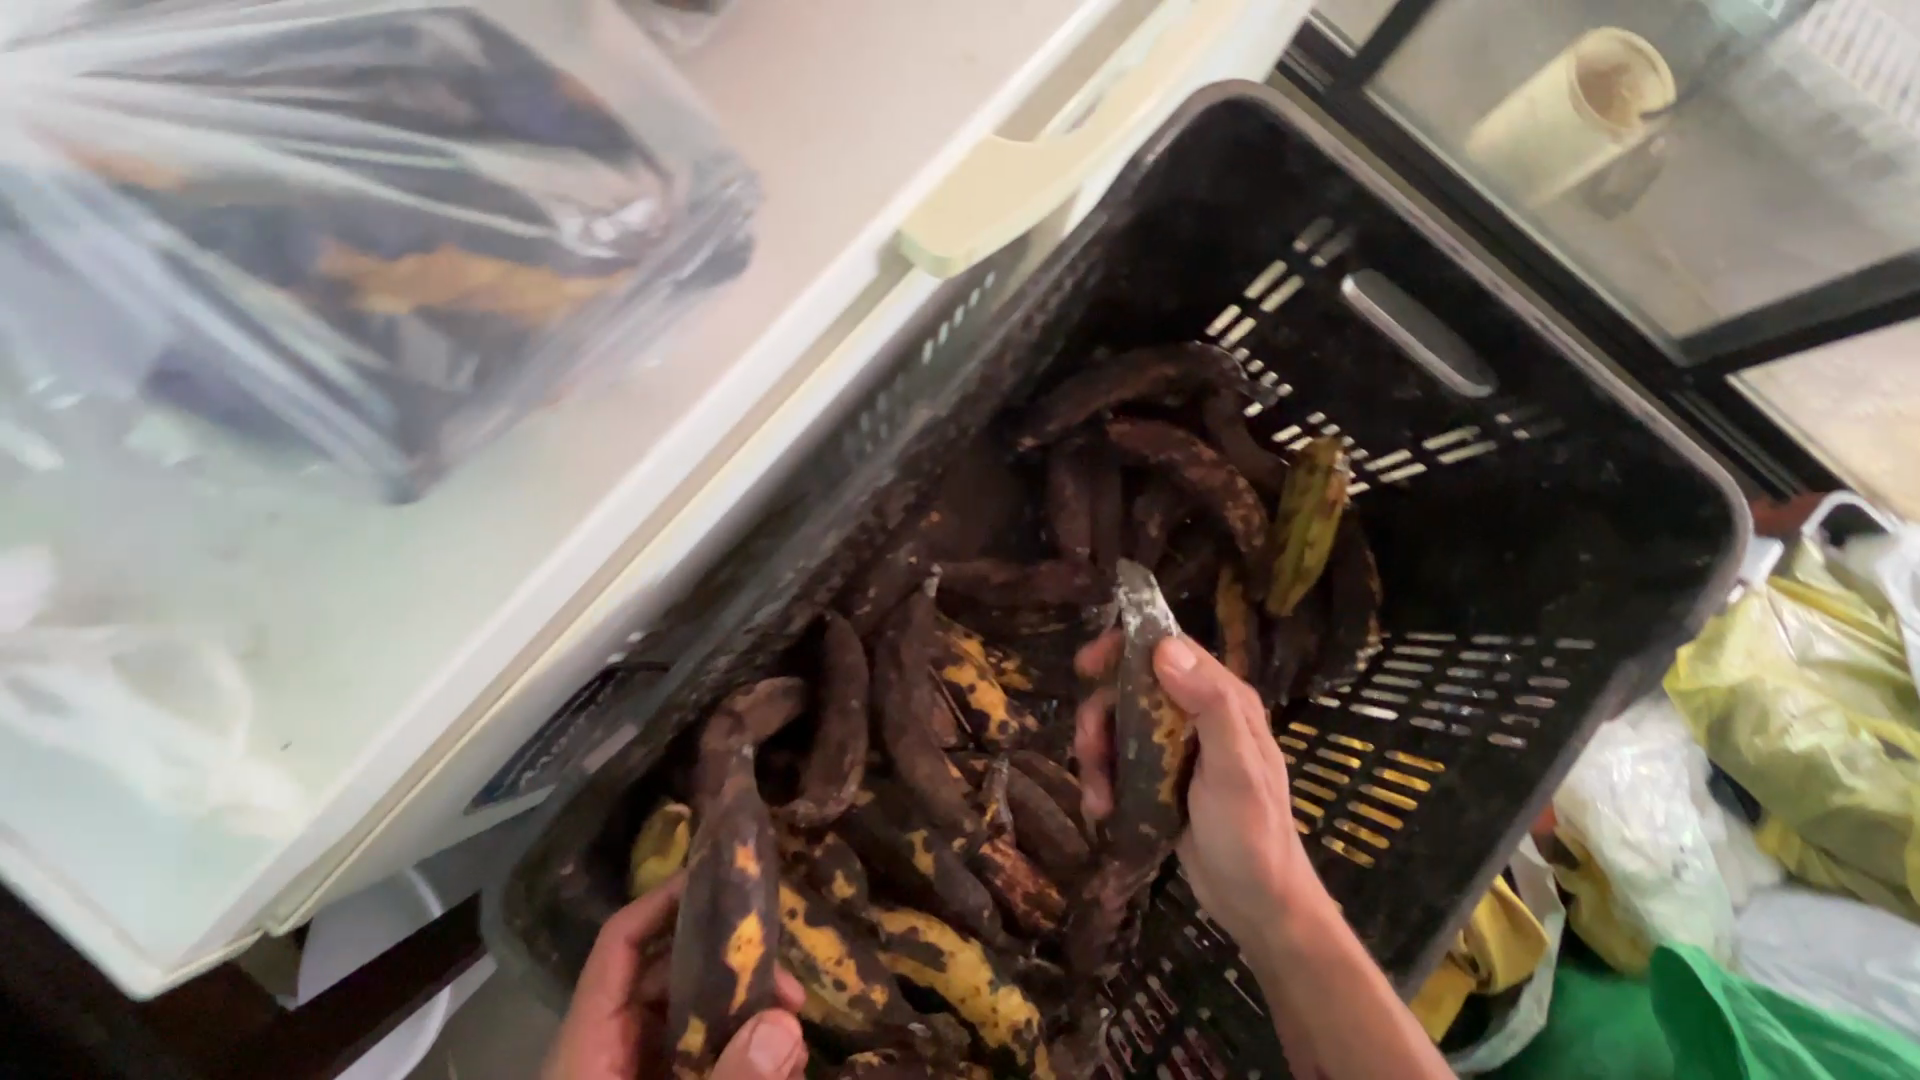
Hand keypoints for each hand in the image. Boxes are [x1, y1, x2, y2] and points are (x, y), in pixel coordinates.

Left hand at [543, 874, 809, 1079]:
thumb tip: (785, 1021)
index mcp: (588, 1049)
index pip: (620, 947)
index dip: (665, 901)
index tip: (724, 877)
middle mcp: (610, 1054)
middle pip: (669, 977)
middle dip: (732, 968)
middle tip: (790, 986)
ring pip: (692, 1020)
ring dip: (744, 1013)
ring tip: (794, 1027)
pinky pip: (702, 1058)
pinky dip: (740, 1052)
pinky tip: (776, 1062)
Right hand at [1072, 630, 1319, 950]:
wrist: (1259, 906)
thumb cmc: (1253, 836)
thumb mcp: (1235, 769)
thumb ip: (1210, 705)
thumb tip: (1164, 649)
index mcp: (1225, 701)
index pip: (1171, 649)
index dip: (1126, 647)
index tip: (1087, 665)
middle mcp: (1198, 715)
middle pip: (1133, 688)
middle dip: (1101, 714)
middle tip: (1087, 747)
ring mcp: (1178, 748)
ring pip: (1119, 725)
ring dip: (1098, 754)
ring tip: (1097, 796)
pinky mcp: (1161, 779)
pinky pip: (1120, 760)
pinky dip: (1104, 779)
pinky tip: (1103, 809)